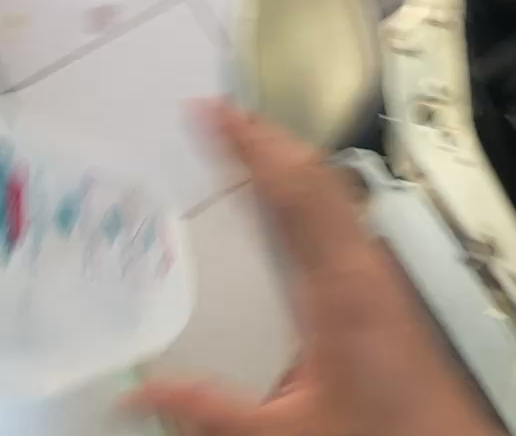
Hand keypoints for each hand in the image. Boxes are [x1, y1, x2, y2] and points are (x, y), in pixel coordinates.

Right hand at [125, 103, 501, 435]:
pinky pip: (340, 208)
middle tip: (220, 112)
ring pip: (330, 186)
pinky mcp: (379, 272)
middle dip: (265, 138)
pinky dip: (308, 182)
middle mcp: (360, 257)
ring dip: (287, 155)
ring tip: (245, 135)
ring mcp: (375, 260)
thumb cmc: (372, 432)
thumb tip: (135, 393)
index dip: (251, 148)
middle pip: (311, 175)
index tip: (216, 115)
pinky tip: (286, 188)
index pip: (289, 193)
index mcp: (336, 285)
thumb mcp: (284, 434)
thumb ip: (209, 410)